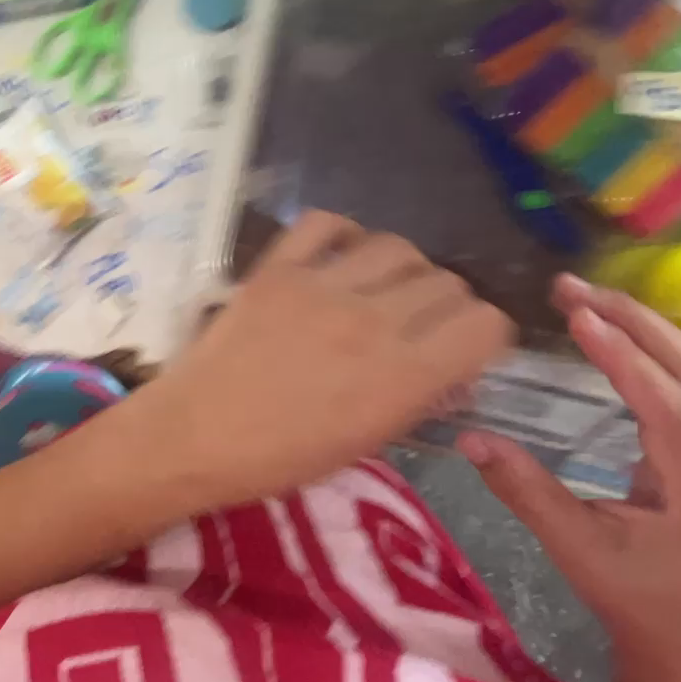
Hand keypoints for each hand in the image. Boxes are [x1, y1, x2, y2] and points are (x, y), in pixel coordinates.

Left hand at [139, 209, 513, 508]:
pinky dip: (342, 233)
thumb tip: (452, 370)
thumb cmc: (280, 458)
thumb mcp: (367, 442)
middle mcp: (371, 321)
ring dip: (401, 268)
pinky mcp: (274, 268)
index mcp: (403, 376)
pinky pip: (323, 223)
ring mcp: (320, 286)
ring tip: (379, 289)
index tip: (461, 347)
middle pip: (445, 281)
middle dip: (444, 304)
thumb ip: (418, 399)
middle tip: (416, 323)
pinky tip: (337, 258)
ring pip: (396, 246)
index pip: (485, 323)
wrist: (196, 435)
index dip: (481, 335)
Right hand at [459, 274, 680, 668]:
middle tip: (572, 289)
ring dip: (647, 328)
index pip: (675, 413)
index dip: (628, 362)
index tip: (579, 317)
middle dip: (638, 324)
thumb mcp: (573, 550)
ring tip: (587, 297)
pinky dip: (656, 348)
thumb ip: (526, 491)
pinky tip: (617, 330)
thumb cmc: (632, 596)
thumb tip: (469, 437)